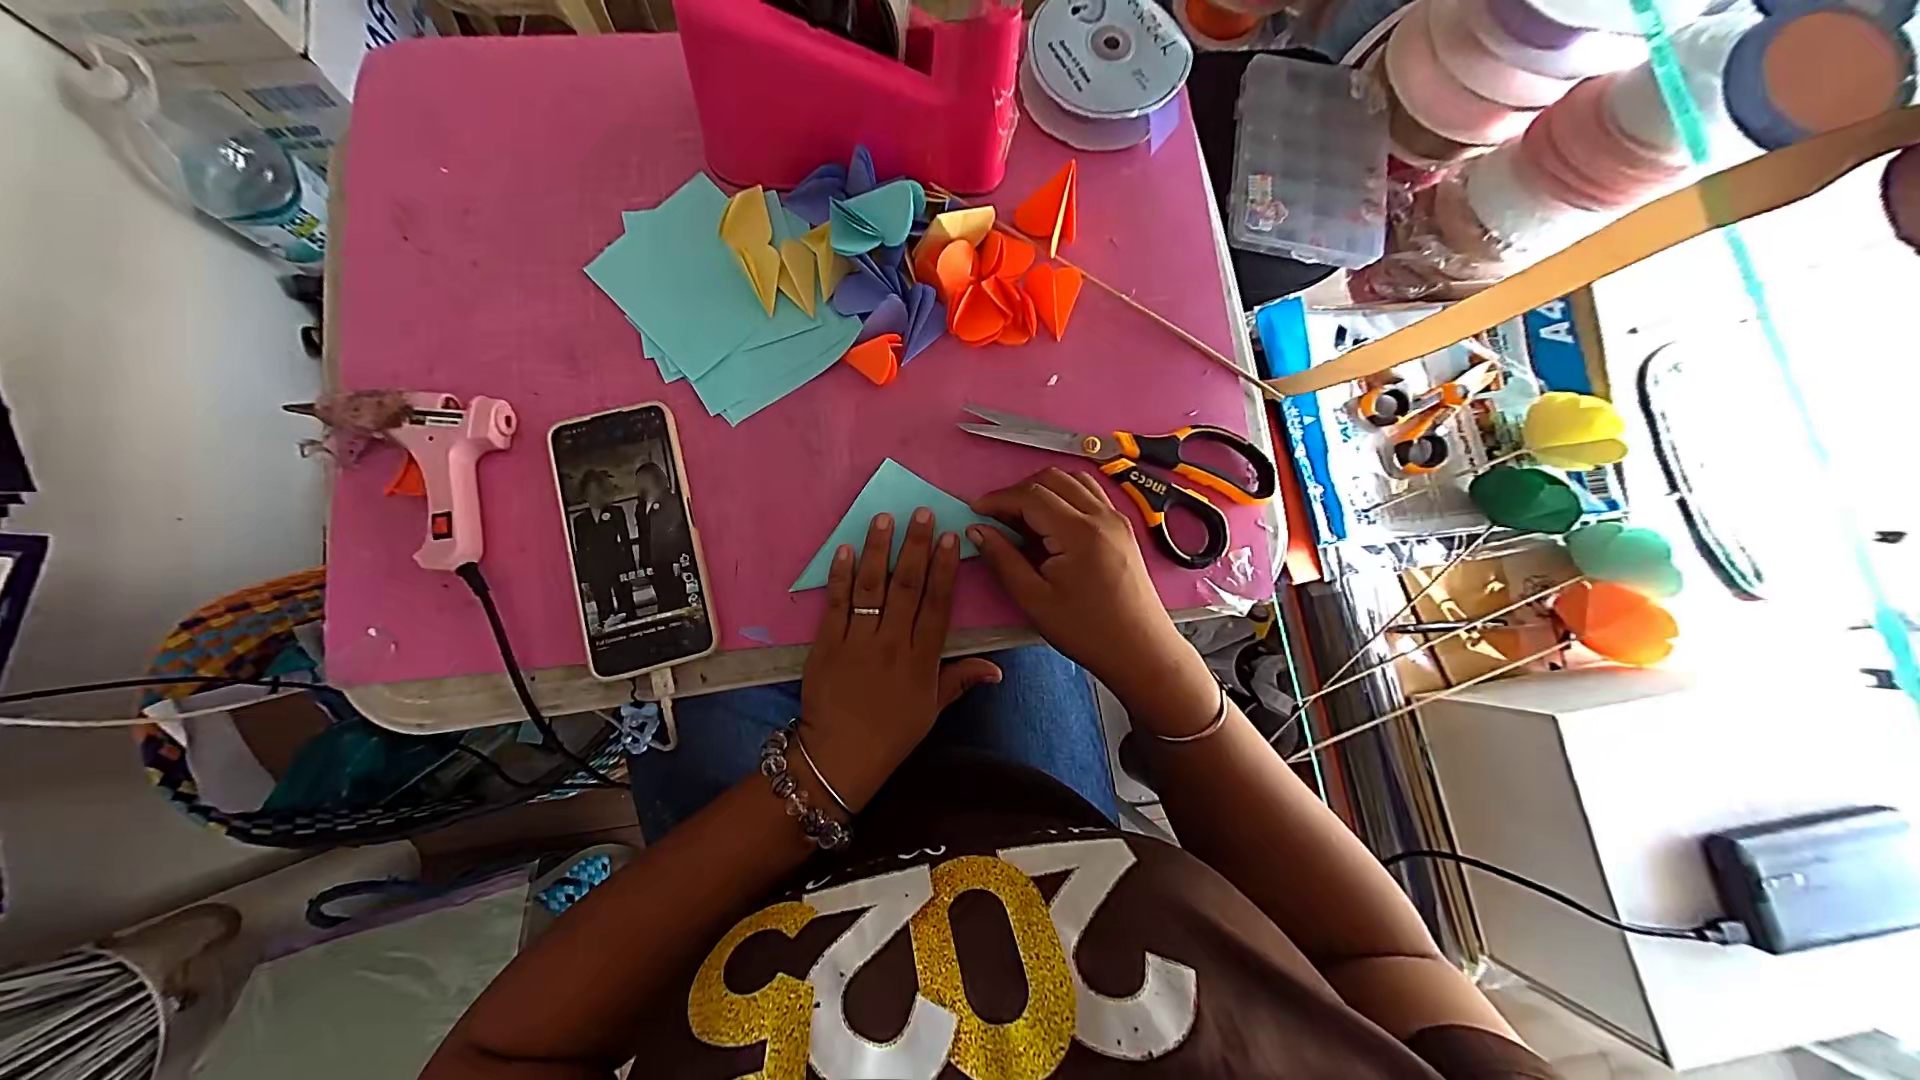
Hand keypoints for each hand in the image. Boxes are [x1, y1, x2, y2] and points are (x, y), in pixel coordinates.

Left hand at [798, 508, 1001, 814]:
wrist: (840, 756)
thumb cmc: (892, 733)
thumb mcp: (932, 710)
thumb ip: (960, 680)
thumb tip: (997, 670)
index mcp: (922, 659)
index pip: (938, 605)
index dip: (945, 569)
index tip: (950, 538)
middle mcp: (893, 644)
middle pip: (907, 587)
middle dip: (915, 547)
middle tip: (920, 513)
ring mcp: (858, 642)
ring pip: (871, 588)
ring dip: (879, 550)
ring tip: (884, 519)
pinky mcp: (827, 645)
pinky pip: (836, 605)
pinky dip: (841, 576)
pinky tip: (847, 549)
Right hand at [968, 469, 1213, 727]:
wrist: (1140, 650)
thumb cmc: (1088, 631)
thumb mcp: (1034, 599)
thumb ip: (1002, 559)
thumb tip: (979, 531)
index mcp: (1079, 532)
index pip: (1031, 496)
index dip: (998, 499)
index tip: (977, 510)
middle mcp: (1102, 516)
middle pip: (1052, 479)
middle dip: (1018, 490)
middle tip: (997, 515)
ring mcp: (1116, 519)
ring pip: (1073, 480)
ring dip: (1043, 489)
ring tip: (1022, 517)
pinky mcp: (1122, 528)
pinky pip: (1090, 494)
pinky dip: (1065, 495)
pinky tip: (1051, 522)